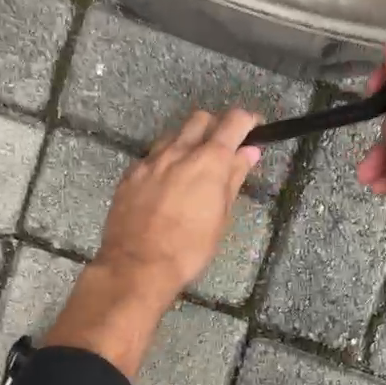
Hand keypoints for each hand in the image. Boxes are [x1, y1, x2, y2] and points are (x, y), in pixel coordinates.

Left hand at [45, 109, 261, 377]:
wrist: (137, 265)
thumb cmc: (189, 248)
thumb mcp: (221, 216)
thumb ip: (234, 178)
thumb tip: (249, 152)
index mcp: (209, 160)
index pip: (233, 122)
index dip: (247, 121)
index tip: (254, 128)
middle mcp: (179, 151)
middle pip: (201, 119)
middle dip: (215, 126)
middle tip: (222, 149)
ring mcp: (151, 160)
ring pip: (174, 135)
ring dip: (188, 142)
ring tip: (192, 168)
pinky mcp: (131, 174)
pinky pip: (152, 156)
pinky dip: (165, 161)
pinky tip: (166, 185)